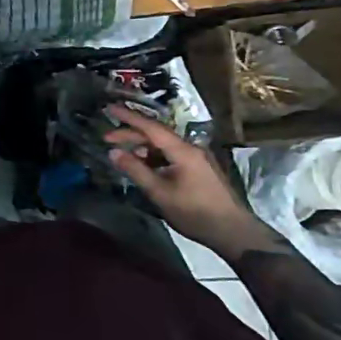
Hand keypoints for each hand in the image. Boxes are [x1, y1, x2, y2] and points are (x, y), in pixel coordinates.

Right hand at [104, 105, 271, 253]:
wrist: (234, 231)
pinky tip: (142, 166)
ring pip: (163, 146)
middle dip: (130, 134)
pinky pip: (171, 155)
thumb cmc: (194, 211)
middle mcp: (192, 150)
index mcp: (183, 152)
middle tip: (106, 139)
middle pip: (157, 135)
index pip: (152, 128)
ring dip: (141, 147)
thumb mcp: (159, 192)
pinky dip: (153, 156)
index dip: (129, 117)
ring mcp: (197, 159)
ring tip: (122, 155)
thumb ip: (135, 169)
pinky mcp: (199, 169)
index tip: (109, 108)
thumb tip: (113, 152)